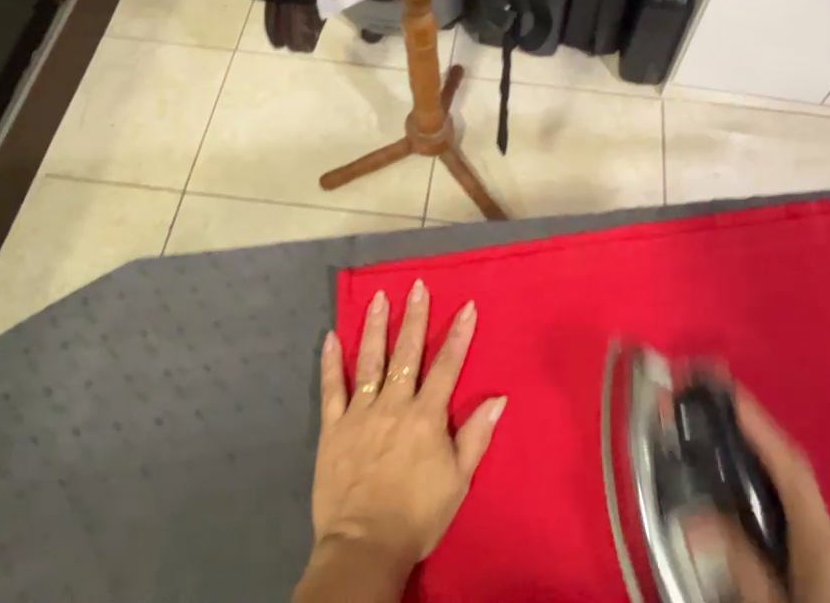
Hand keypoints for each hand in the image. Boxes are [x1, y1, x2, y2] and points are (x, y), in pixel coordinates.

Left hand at [310, 280, 506, 565]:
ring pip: (369, 361)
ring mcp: (359, 414)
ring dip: (375, 328)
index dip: (457, 335)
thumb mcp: (458, 479)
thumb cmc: (418, 515)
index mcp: (426, 416)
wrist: (365, 544)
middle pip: (406, 354)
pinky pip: (331, 389)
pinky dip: (331, 362)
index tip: (465, 306)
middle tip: (417, 286)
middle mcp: (393, 405)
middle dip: (414, 318)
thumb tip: (498, 398)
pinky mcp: (333, 428)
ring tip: (379, 298)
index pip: (447, 366)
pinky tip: (331, 337)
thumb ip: (476, 435)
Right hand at [724, 387, 829, 602]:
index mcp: (825, 539)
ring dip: (782, 543)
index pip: (788, 465)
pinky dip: (804, 564)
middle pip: (796, 505)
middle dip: (759, 502)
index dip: (759, 424)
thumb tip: (696, 518)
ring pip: (812, 538)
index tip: (728, 393)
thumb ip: (742, 565)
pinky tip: (792, 588)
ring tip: (757, 571)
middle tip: (720, 511)